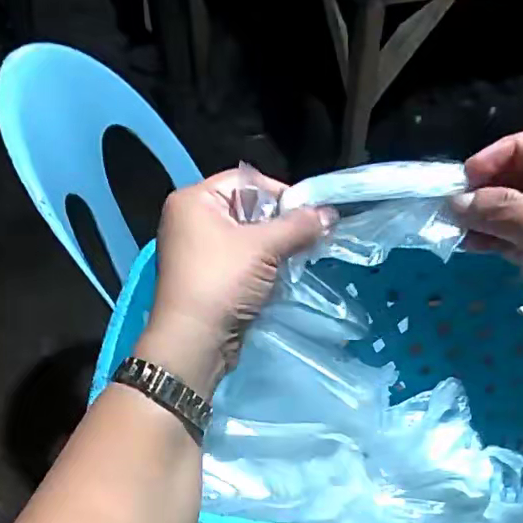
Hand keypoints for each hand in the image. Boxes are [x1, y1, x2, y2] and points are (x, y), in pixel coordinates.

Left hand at [136, 168, 332, 392]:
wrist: (195, 340)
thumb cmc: (222, 282)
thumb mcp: (263, 248)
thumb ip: (298, 226)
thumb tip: (330, 214)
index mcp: (195, 200)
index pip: (246, 181)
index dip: (280, 195)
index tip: (309, 217)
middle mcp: (193, 220)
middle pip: (249, 210)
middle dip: (281, 226)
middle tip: (307, 241)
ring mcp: (200, 252)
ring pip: (248, 240)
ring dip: (275, 251)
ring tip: (297, 262)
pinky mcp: (210, 279)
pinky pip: (243, 263)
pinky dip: (263, 269)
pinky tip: (280, 280)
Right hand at [453, 125, 522, 359]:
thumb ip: (503, 211)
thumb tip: (455, 202)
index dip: (510, 151)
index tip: (472, 172)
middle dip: (494, 183)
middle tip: (459, 197)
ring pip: (518, 206)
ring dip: (487, 212)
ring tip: (456, 220)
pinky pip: (512, 235)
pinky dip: (490, 236)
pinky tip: (467, 241)